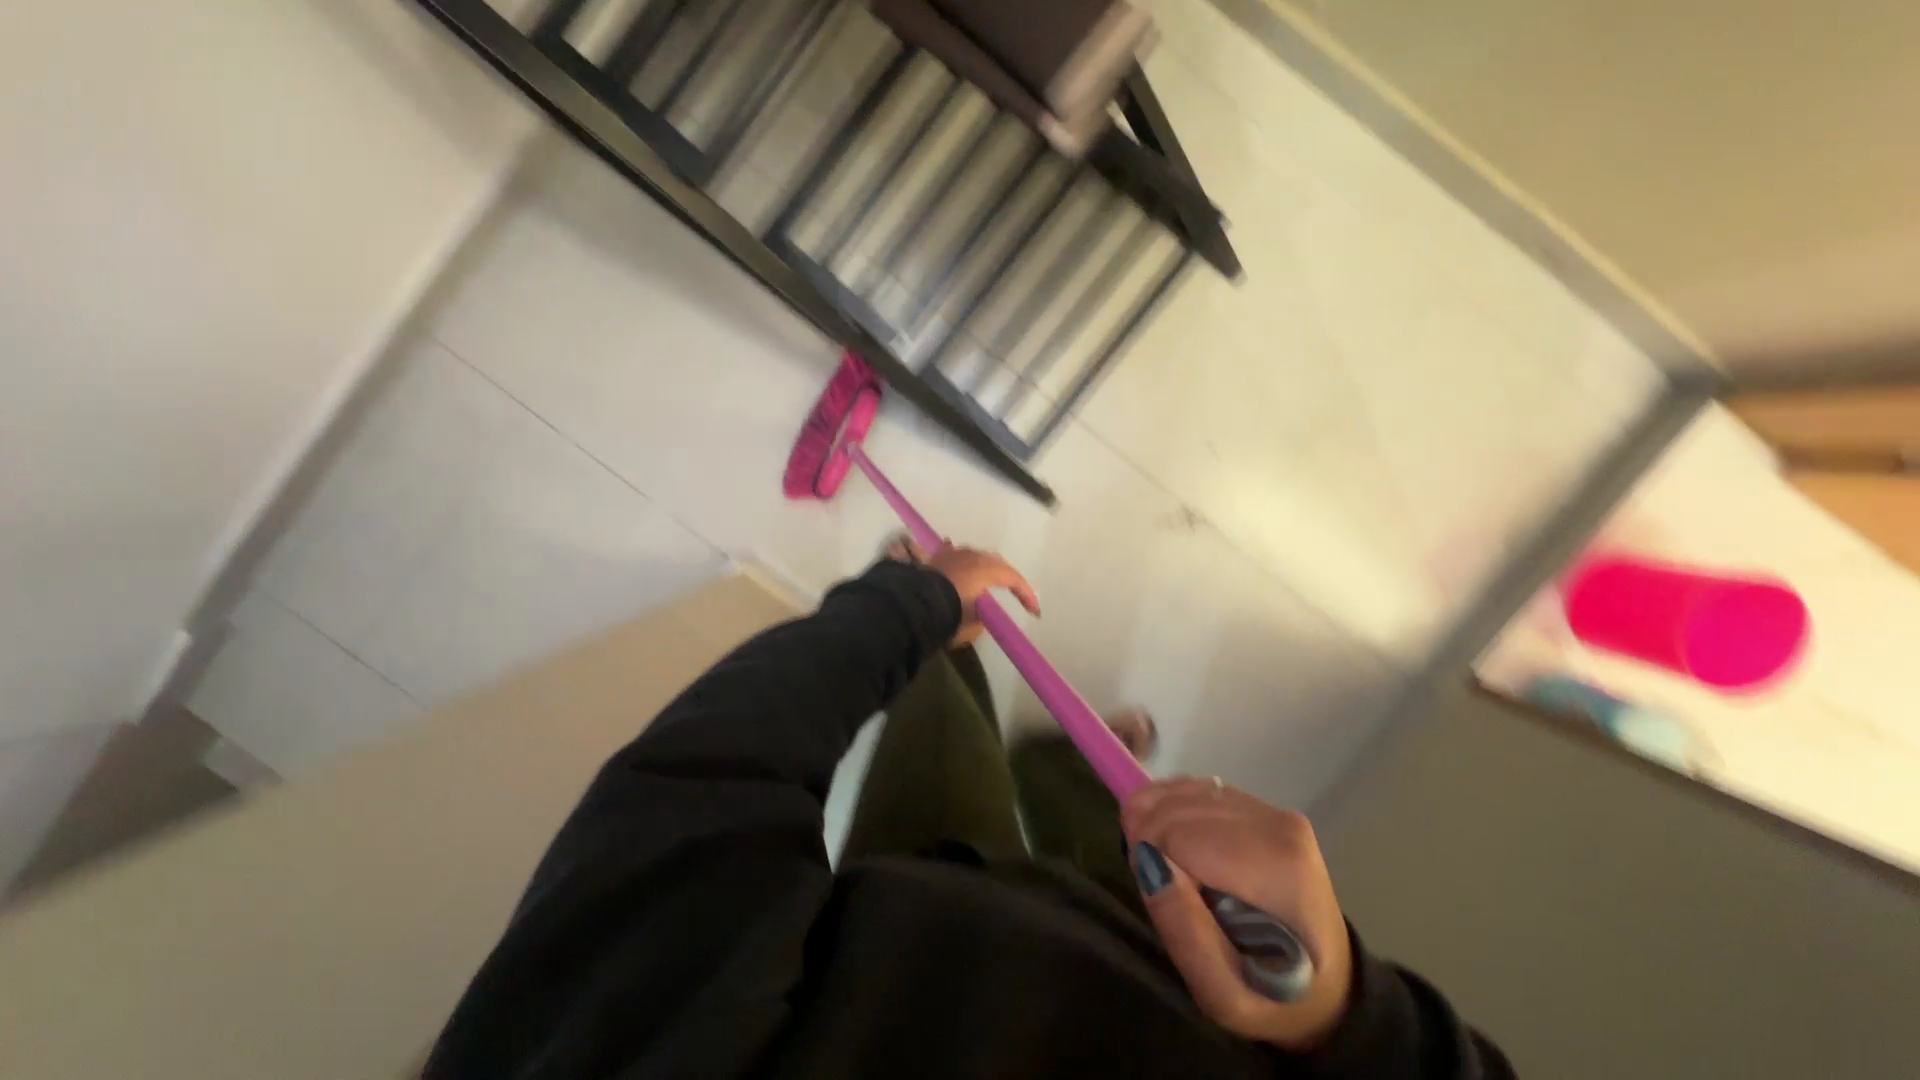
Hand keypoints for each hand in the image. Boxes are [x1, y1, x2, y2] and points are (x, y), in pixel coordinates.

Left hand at [924, 544, 1039, 647]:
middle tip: (1014, 590)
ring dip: (983, 567)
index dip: (1026, 595)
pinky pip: (953, 555)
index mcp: (986, 570)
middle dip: (1006, 576)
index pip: (1013, 579)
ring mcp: (951, 554)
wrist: (911, 607)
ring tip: (989, 578)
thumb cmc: (947, 616)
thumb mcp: (971, 626)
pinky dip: (962, 562)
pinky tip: (960, 562)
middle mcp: (971, 556)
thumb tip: (978, 613)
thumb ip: (982, 617)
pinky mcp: (934, 559)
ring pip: (974, 556)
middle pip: (995, 562)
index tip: (1034, 611)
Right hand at [1123, 777, 1353, 1049]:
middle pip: (1179, 806)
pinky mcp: (1266, 809)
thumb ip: (1185, 933)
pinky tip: (1173, 842)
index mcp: (1275, 870)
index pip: (1179, 833)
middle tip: (1152, 882)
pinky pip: (1198, 791)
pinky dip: (1173, 809)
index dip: (1147, 857)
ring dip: (1157, 821)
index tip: (1148, 892)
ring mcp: (1275, 812)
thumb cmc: (1271, 996)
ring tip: (1159, 863)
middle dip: (1148, 836)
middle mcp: (1279, 827)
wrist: (1327, 987)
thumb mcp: (1224, 997)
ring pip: (1184, 793)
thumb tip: (1151, 863)